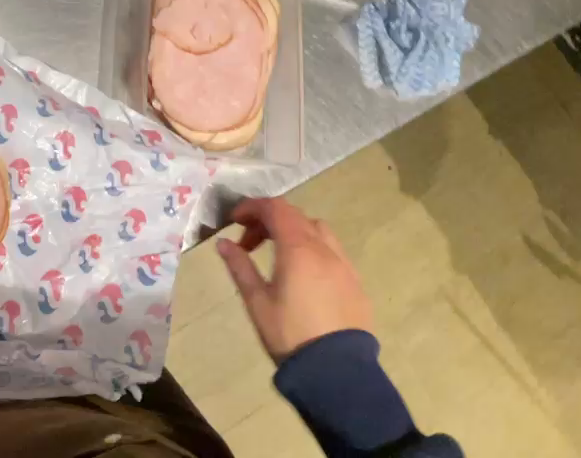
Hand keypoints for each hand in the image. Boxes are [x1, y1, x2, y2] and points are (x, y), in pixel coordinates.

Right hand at [216, 197, 372, 360]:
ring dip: (294, 230)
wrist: (338, 374)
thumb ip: (240, 267)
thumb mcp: (257, 302)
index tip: (233, 220)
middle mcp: (324, 248)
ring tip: (278, 253)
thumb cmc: (291, 335)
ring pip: (317, 229)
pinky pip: (333, 251)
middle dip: (268, 219)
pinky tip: (305, 273)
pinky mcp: (356, 283)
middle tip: (249, 241)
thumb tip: (223, 243)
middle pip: (294, 215)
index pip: (274, 208)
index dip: (251, 207)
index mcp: (298, 249)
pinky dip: (313, 248)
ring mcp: (344, 265)